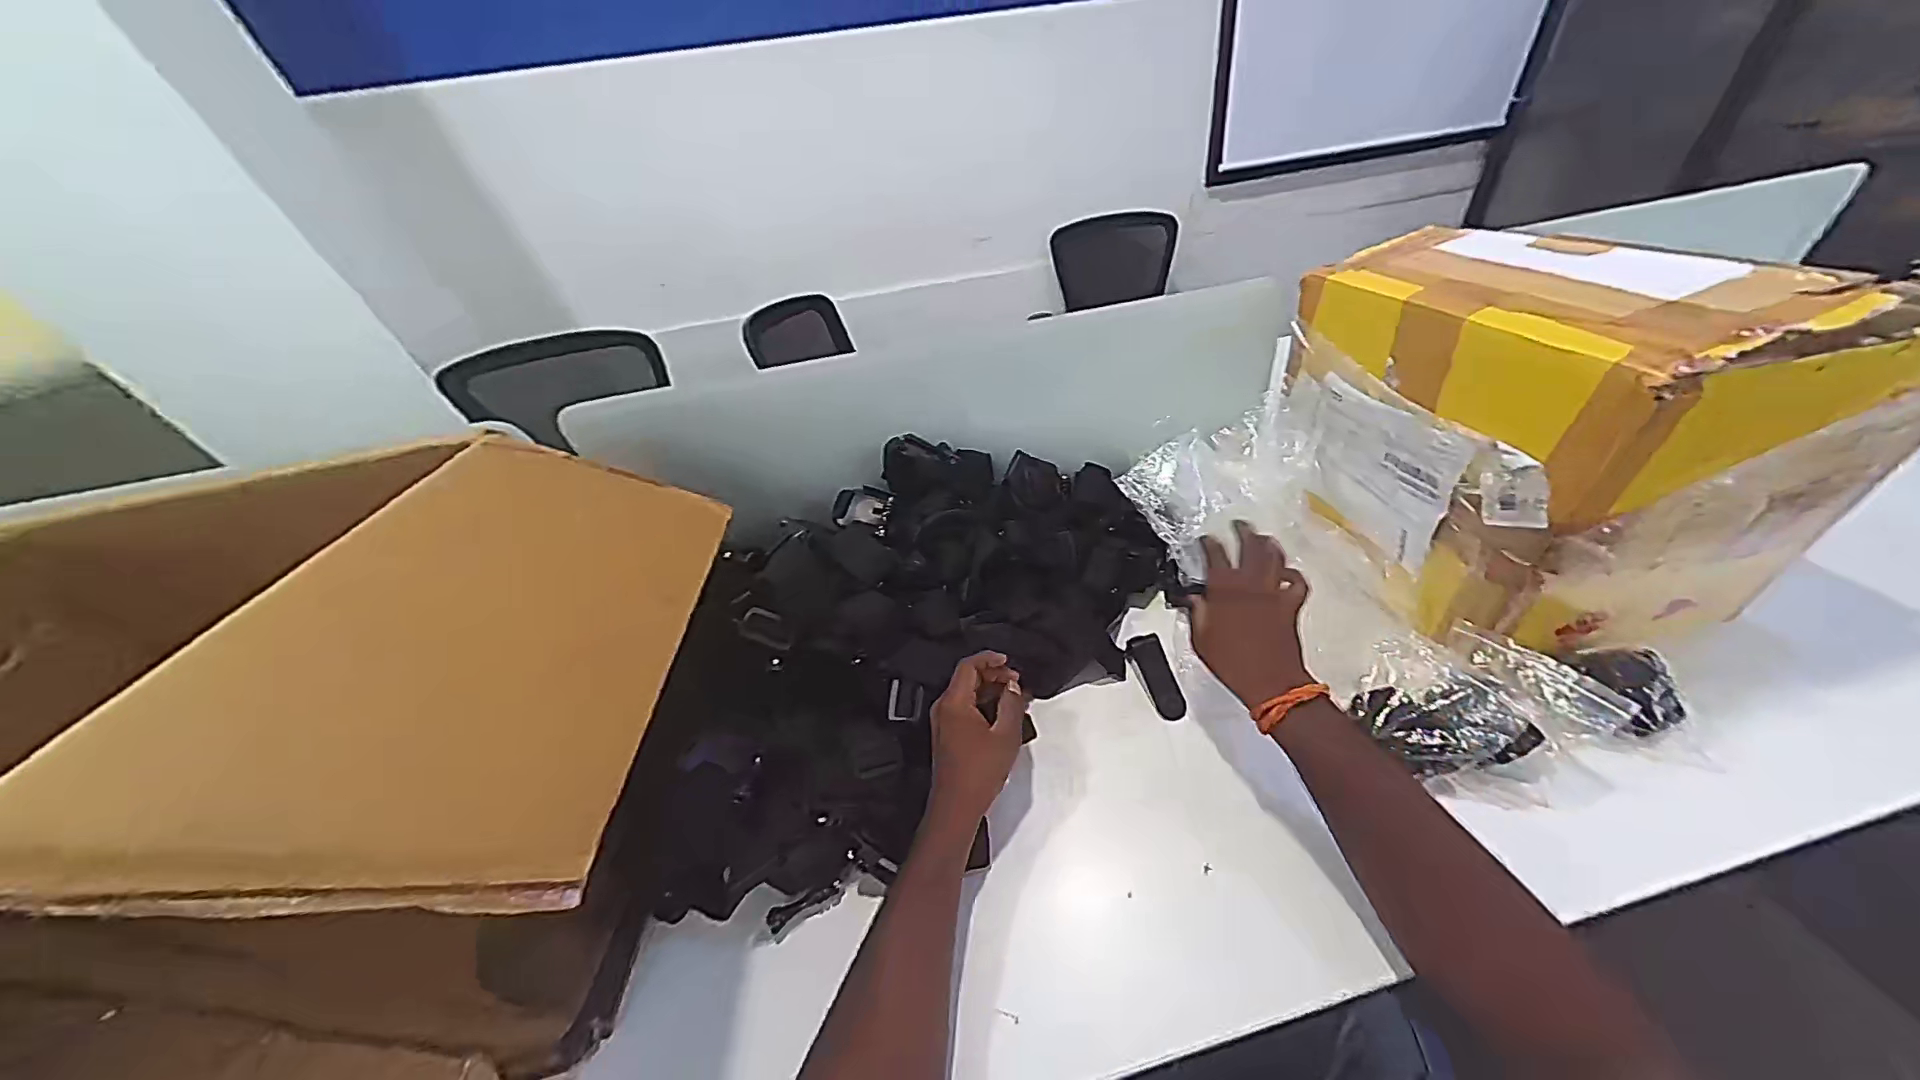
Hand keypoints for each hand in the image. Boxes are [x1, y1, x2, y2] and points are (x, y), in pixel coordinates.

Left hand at [927, 651, 1030, 827]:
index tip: (1005, 660)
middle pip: (967, 678)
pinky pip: (965, 708)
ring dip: (990, 690)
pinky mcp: (948, 734)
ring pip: (967, 693)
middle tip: (1014, 680)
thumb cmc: (976, 775)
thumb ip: (1011, 704)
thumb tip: (1013, 688)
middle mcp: (944, 709)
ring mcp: (944, 722)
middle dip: (993, 675)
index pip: (968, 666)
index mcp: (954, 703)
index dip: (989, 658)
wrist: (957, 805)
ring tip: (1013, 698)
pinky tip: (1002, 714)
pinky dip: (984, 704)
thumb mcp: (1005, 735)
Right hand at [1192, 521, 1314, 709]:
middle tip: (1239, 524)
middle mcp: (1250, 586)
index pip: (1215, 555)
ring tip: (1263, 537)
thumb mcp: (1200, 639)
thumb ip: (1196, 613)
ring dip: (1268, 544)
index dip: (1209, 543)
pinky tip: (1288, 571)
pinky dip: (1293, 573)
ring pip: (1274, 557)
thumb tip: (1192, 599)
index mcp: (1223, 591)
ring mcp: (1273, 593)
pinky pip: (1296, 582)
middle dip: (1243, 531)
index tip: (1206, 539)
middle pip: (1249, 547)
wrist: (1269, 681)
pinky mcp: (1290, 604)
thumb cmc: (1232, 663)